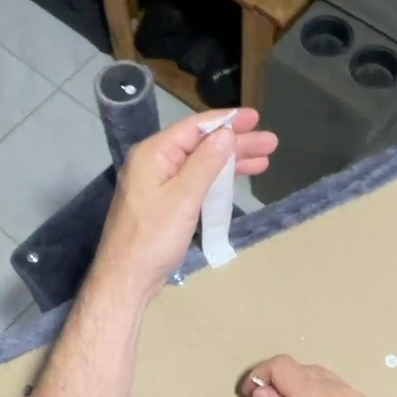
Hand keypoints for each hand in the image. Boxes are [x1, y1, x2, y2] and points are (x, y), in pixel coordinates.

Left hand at [89, 108, 276, 303]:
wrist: (126, 279)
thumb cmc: (152, 238)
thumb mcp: (183, 198)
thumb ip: (206, 163)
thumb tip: (227, 133)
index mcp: (153, 154)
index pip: (194, 128)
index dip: (227, 121)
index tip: (255, 118)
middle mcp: (153, 164)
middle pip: (200, 145)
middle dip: (235, 143)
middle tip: (270, 143)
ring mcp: (157, 185)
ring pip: (199, 165)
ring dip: (230, 163)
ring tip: (263, 161)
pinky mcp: (163, 204)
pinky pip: (194, 183)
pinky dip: (216, 181)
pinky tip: (236, 181)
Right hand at [242, 355, 396, 396]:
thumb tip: (260, 391)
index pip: (281, 365)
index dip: (259, 374)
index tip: (249, 396)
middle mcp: (335, 387)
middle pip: (296, 367)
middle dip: (273, 380)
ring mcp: (352, 393)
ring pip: (314, 374)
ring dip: (293, 385)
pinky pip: (330, 385)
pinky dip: (312, 391)